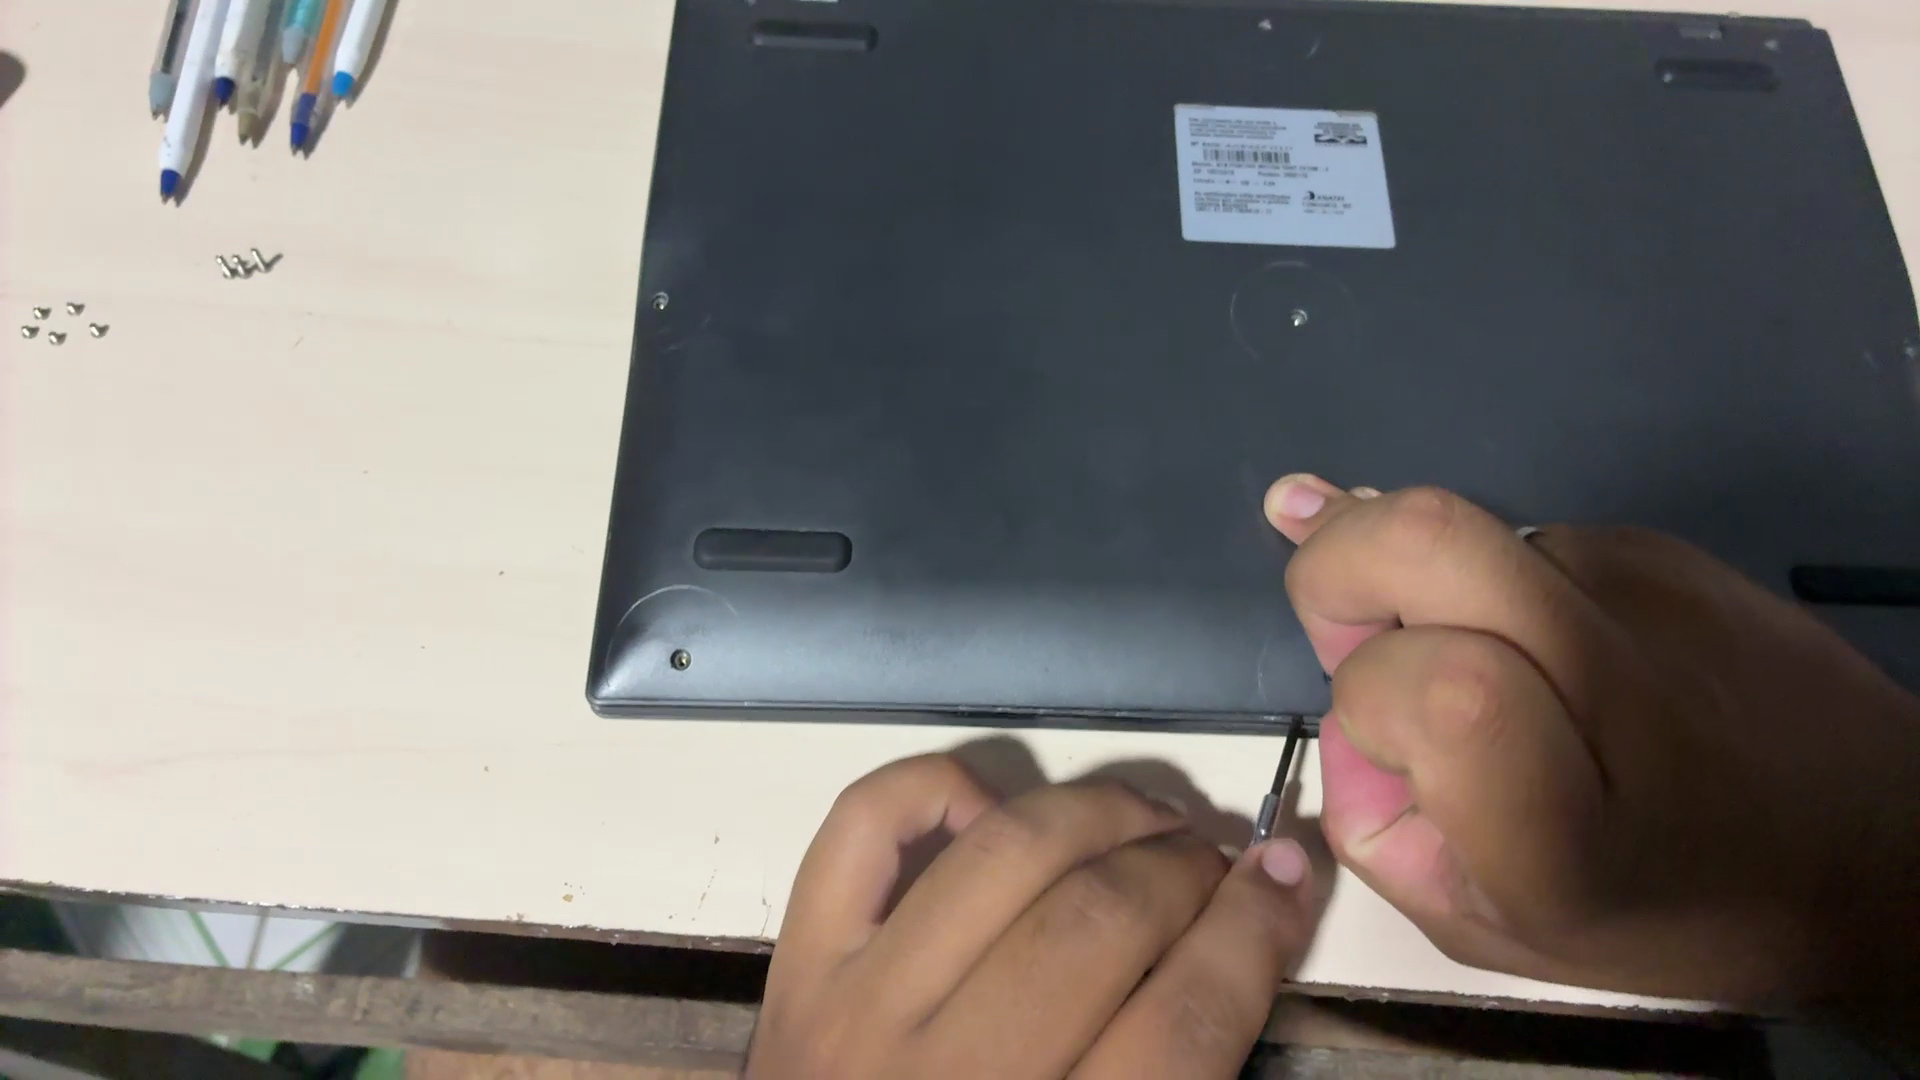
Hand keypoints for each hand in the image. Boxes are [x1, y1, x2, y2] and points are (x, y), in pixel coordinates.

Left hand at [747, 756, 1314, 1078]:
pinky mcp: (801, 957)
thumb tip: (1254, 910)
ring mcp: (855, 1007)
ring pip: (1003, 855)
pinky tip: (994, 806)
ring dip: (1095, 812)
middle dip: (1180, 867)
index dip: (1255, 931)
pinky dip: (939, 784)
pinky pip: (866, 822)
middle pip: (1096, 925)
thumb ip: (1183, 1060)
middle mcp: (944, 1074)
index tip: (1287, 872)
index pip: (1182, 1024)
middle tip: (1210, 853)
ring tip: (1141, 814)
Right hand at [1264, 475, 1919, 1012]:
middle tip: (1357, 629)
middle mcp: (1613, 672)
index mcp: (1566, 818)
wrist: (1881, 852)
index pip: (1436, 689)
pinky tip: (1533, 639)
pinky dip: (1476, 582)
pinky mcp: (1655, 542)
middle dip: (1335, 564)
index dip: (1372, 701)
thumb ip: (1365, 814)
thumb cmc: (1656, 906)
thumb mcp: (1475, 917)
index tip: (1392, 742)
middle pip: (1419, 537)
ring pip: (1443, 527)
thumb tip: (1337, 687)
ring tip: (1480, 657)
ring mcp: (1640, 583)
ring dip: (1411, 586)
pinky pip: (1501, 537)